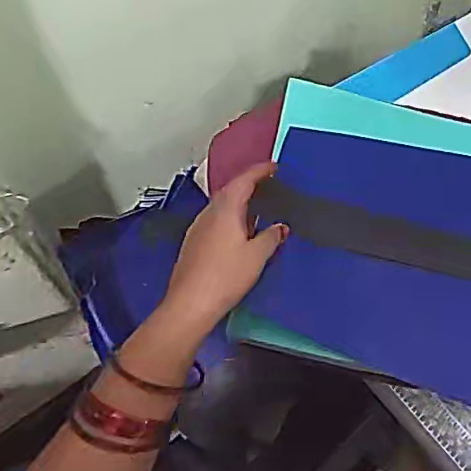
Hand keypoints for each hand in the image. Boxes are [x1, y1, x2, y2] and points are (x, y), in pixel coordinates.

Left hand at [157, 163, 288, 335]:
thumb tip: (279, 227)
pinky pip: (215, 222)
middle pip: (230, 191)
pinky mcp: (193, 244)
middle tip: (268, 185)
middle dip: (249, 185)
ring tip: (257, 209)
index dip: (259, 171)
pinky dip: (230, 219)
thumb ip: (270, 237)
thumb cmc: (225, 276)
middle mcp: (209, 213)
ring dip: (239, 204)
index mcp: (225, 209)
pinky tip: (239, 233)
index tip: (273, 166)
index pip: (244, 180)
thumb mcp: (257, 256)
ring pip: (221, 207)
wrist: (190, 303)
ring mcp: (198, 228)